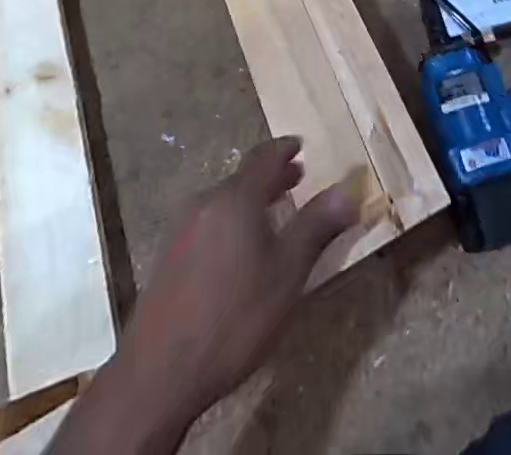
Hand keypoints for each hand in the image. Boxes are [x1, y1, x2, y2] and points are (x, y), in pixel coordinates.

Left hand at [55, 137, 360, 454]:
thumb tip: (347, 189)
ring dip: (252, 198)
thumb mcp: (287, 273)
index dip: (284, 148)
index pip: (263, 157)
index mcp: (235, 198)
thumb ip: (316, 227)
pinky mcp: (171, 251)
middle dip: (272, 176)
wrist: (163, 366)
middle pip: (243, 178)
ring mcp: (183, 226)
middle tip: (297, 176)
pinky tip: (242, 245)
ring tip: (275, 210)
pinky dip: (234, 217)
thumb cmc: (236, 316)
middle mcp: (205, 202)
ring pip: (225, 200)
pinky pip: (210, 219)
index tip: (300, 144)